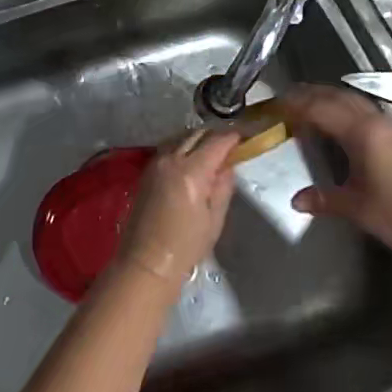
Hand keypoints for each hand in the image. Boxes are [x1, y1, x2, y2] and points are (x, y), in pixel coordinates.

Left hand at [114, 131, 239, 285]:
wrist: (148, 256)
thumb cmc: (187, 244)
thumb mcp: (214, 218)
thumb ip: (222, 187)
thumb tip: (228, 165)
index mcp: (190, 171)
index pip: (215, 143)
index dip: (231, 138)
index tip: (244, 137)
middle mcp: (170, 159)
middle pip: (195, 135)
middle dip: (214, 135)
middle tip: (231, 143)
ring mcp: (155, 162)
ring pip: (179, 138)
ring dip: (197, 139)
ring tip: (213, 149)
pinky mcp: (147, 168)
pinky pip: (168, 148)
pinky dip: (182, 146)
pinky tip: (192, 158)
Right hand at [278, 84, 391, 264]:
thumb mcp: (362, 211)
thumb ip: (327, 201)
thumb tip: (297, 201)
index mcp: (361, 132)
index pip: (318, 107)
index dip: (293, 103)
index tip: (274, 105)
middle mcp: (381, 123)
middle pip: (339, 97)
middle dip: (312, 95)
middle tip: (290, 100)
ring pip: (360, 106)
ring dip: (335, 104)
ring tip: (318, 114)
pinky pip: (377, 118)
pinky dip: (356, 117)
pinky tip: (356, 136)